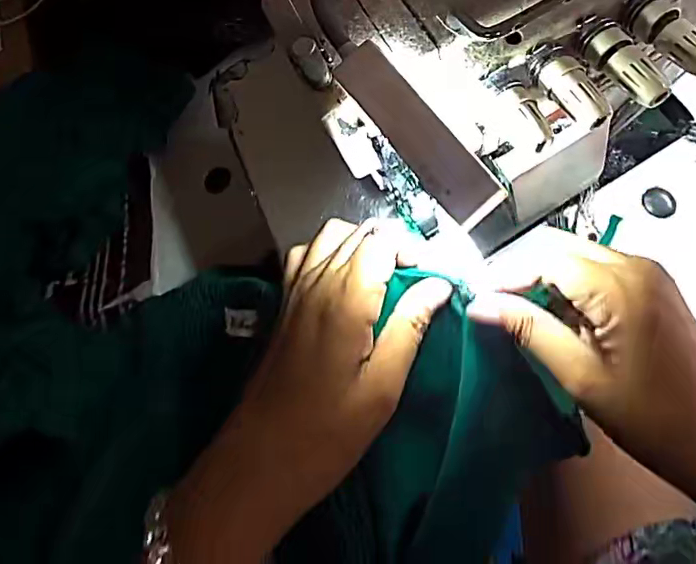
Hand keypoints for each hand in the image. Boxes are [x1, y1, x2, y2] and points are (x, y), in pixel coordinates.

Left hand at [165, 218, 453, 562]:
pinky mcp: (282, 300)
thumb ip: (411, 326)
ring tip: (383, 278)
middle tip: (415, 282)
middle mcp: (318, 279)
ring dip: (363, 244)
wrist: (256, 463)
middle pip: (362, 232)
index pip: (385, 239)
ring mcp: (295, 287)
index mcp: (346, 296)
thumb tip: (439, 285)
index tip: (431, 279)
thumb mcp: (382, 387)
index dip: (413, 250)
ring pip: (334, 234)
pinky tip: (344, 282)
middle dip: (394, 246)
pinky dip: (332, 252)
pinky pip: (308, 252)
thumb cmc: (325, 433)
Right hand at [465, 228, 695, 484]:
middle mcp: (636, 264)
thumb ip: (531, 331)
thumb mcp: (582, 377)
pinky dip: (577, 284)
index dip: (509, 275)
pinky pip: (603, 267)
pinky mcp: (655, 282)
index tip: (482, 298)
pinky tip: (567, 317)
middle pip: (564, 248)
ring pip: (582, 255)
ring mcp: (649, 270)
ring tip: (530, 316)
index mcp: (618, 284)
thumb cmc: (653, 418)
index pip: (547, 258)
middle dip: (527, 272)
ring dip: (552, 278)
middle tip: (501, 307)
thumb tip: (484, 304)